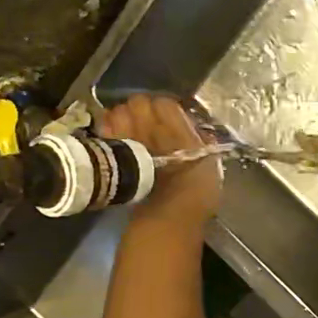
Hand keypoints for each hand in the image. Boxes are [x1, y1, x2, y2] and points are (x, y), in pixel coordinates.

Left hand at [99, 96, 220, 226]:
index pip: (166, 103)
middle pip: (139, 101)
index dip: (168, 107)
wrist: (169, 215)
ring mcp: (128, 137)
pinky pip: (105, 126)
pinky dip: (110, 126)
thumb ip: (204, 144)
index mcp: (178, 129)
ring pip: (118, 110)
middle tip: (151, 121)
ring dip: (125, 115)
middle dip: (143, 108)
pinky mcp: (112, 150)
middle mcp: (151, 127)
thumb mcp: (212, 166)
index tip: (173, 116)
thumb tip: (199, 132)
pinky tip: (118, 136)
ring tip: (133, 127)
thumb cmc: (198, 193)